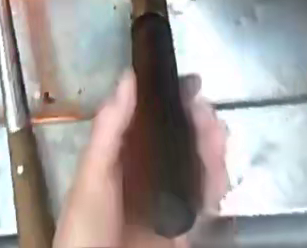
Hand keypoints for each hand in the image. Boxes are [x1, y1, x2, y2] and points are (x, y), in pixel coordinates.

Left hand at [55, 71, 229, 247]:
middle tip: (206, 111)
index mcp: (122, 155)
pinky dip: (217, 183)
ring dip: (211, 146)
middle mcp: (147, 173)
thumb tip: (129, 77)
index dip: (172, 99)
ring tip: (217, 135)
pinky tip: (220, 171)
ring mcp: (167, 201)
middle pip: (179, 138)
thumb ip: (110, 128)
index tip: (190, 83)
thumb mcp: (92, 175)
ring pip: (197, 164)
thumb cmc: (86, 230)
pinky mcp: (183, 229)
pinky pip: (206, 201)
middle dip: (197, 120)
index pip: (151, 118)